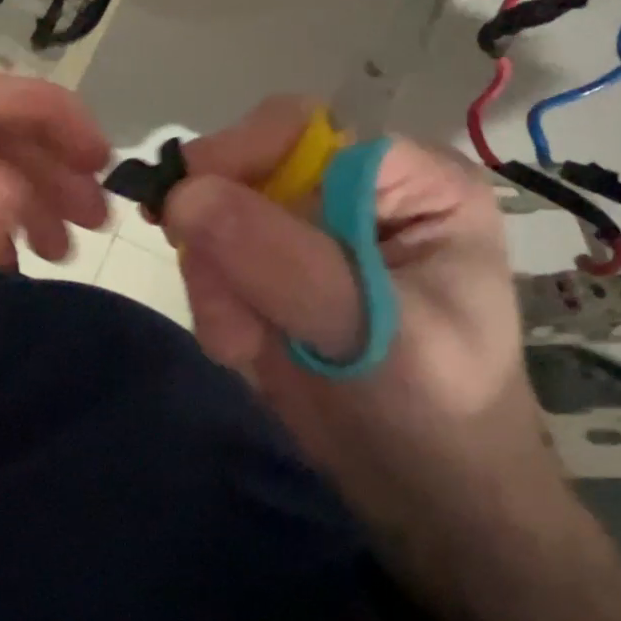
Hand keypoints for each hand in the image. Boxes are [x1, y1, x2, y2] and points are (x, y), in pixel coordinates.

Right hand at [158, 97, 567, 536]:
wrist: (422, 491)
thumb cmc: (435, 409)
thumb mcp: (374, 333)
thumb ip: (285, 261)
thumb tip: (184, 194)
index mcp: (409, 181)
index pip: (300, 128)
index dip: (239, 156)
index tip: (189, 211)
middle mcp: (349, 190)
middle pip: (241, 168)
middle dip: (220, 241)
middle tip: (226, 307)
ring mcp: (301, 227)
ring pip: (209, 214)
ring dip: (211, 280)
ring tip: (242, 340)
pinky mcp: (265, 264)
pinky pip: (203, 254)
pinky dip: (208, 299)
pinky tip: (242, 344)